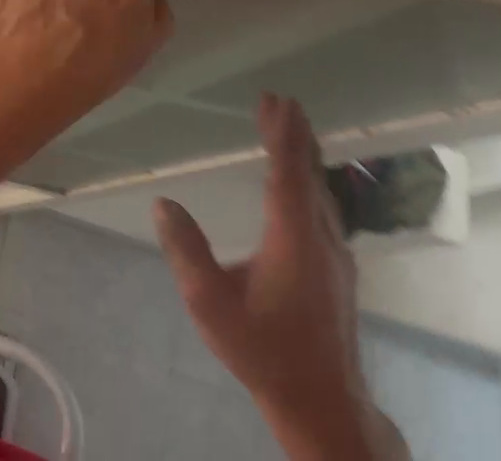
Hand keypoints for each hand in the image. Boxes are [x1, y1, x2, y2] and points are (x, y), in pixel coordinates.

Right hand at [155, 95, 406, 460]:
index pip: (287, 176)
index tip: (275, 102)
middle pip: (311, 178)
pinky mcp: (336, 271)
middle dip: (297, 137)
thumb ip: (186, 249)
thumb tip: (164, 202)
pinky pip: (323, 211)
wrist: (320, 398)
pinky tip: (299, 186)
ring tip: (290, 132)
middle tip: (282, 102)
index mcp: (293, 241)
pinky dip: (308, 182)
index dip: (281, 137)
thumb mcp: (208, 301)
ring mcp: (335, 258)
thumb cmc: (260, 348)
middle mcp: (322, 241)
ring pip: (322, 195)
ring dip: (305, 159)